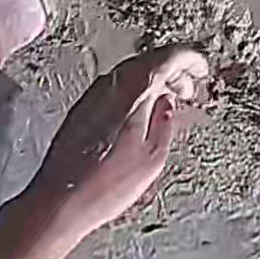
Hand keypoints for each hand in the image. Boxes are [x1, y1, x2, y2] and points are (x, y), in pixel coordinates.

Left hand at [24, 46, 209, 239]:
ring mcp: (96, 91)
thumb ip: (166, 120)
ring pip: (134, 71)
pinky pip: (118, 85)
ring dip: (154, 80)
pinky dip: (136, 90)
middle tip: (188, 88)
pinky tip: (140, 112)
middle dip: (174, 70)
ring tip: (167, 102)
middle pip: (151, 59)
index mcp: (135, 86)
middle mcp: (114, 81)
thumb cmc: (105, 184)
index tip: (201, 69)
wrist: (58, 202)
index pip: (171, 56)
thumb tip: (168, 103)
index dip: (191, 60)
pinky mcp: (84, 105)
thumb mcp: (153, 156)